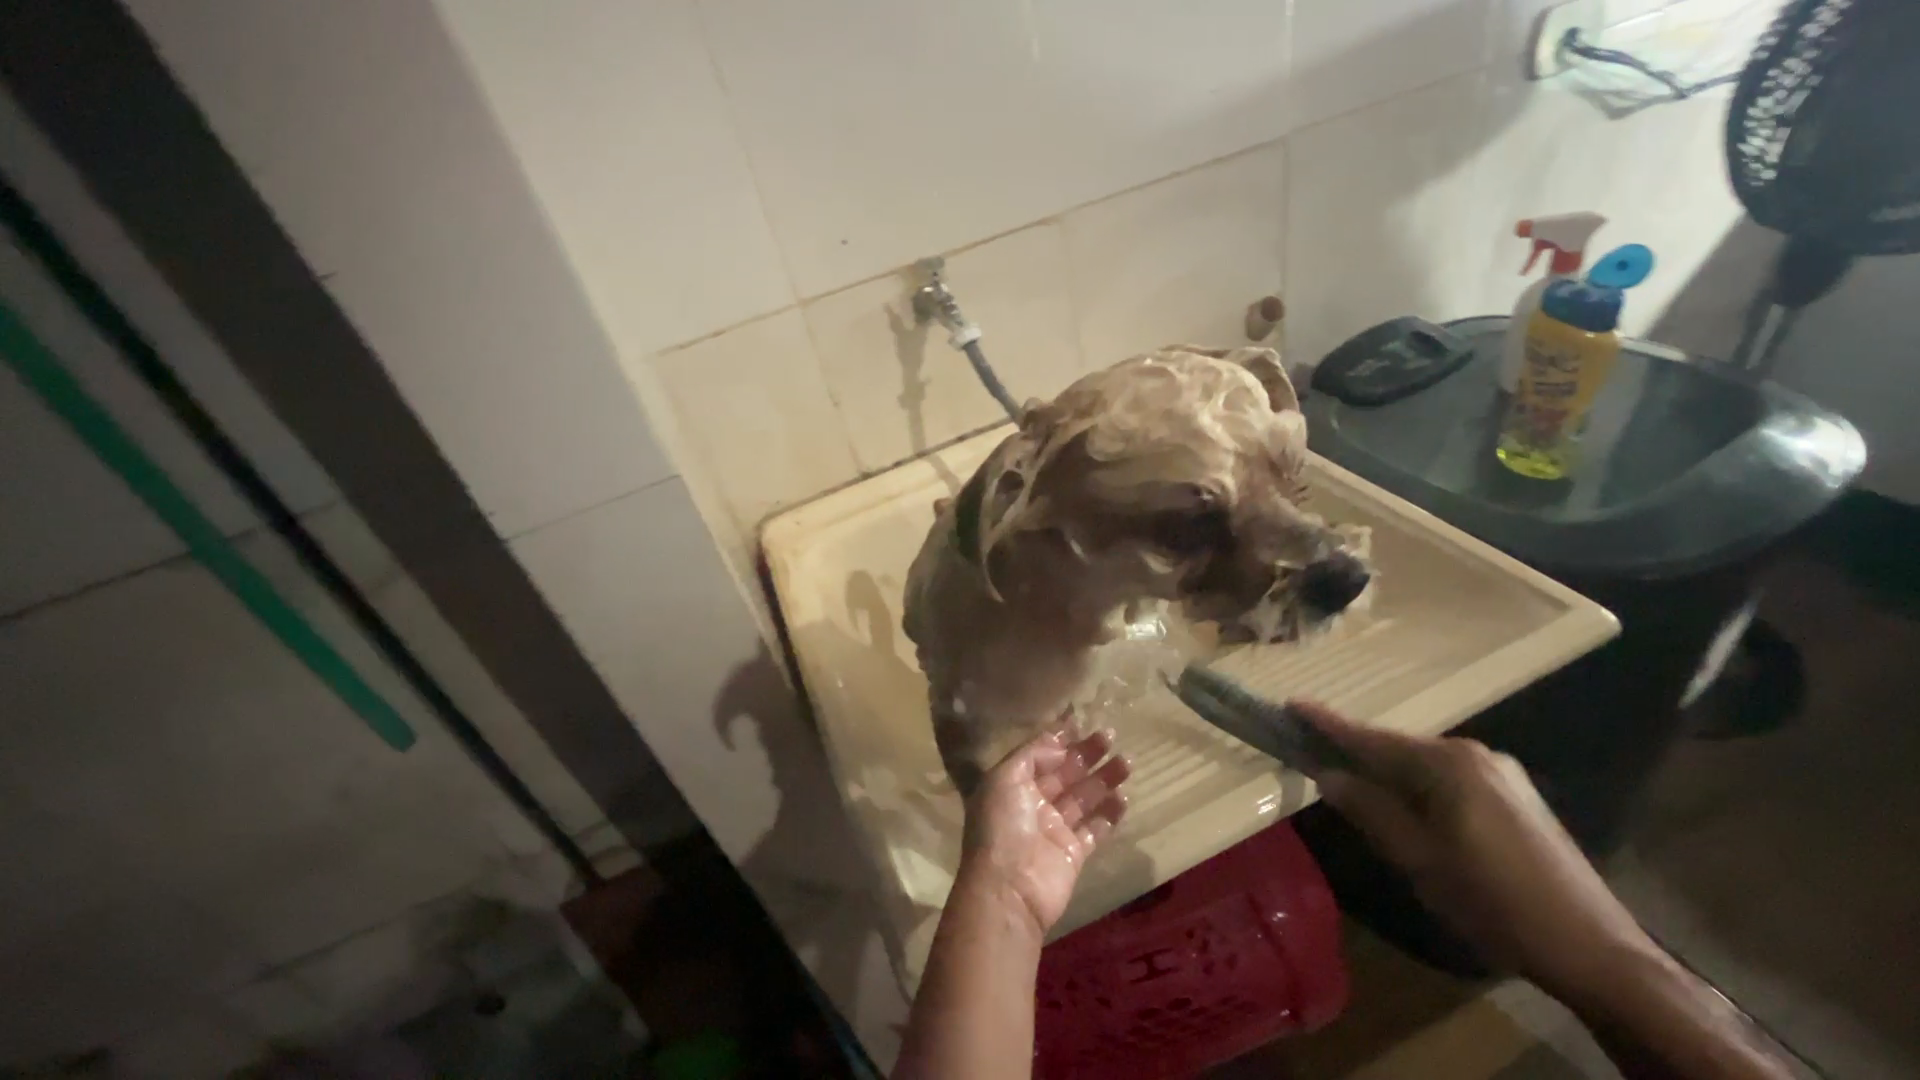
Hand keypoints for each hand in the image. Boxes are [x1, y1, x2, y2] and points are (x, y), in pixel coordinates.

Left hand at [959, 727, 1129, 936]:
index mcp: (1012, 786)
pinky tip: (1124, 798)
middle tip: (1111, 735)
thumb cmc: (1002, 828)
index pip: (1038, 756)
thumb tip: (1060, 744)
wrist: (1010, 891)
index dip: (1058, 740)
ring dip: (1104, 779)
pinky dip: (1109, 814)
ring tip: (1126, 762)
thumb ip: (1031, 755)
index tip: (1081, 722)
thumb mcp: (1005, 779)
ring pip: (1083, 798)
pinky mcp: (1074, 853)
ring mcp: (1054, 830)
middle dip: (1086, 754)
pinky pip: (1095, 828)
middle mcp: (1033, 804)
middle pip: (1064, 774)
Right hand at [1297, 702, 1657, 999]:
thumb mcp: (1418, 859)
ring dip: (1389, 776)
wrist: (1591, 947)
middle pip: (1398, 749)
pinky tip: (1407, 811)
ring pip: (1425, 767)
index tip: (1291, 704)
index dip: (1328, 725)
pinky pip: (1449, 780)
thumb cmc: (1492, 901)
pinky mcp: (1516, 797)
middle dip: (1357, 754)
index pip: (1372, 739)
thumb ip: (1370, 810)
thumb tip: (1327, 774)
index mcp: (1447, 764)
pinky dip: (1419, 789)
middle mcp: (1475, 754)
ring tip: (1354, 788)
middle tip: (1314, 758)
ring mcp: (1501, 774)